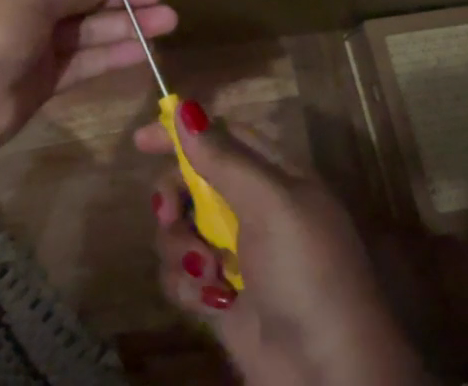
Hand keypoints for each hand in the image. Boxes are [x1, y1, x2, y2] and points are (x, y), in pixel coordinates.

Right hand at [135, 106, 429, 385]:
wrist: (326, 371)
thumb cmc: (306, 272)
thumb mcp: (270, 204)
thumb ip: (223, 156)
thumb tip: (185, 108)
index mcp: (276, 177)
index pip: (223, 136)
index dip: (183, 133)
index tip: (141, 140)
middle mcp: (254, 209)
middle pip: (192, 182)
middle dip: (174, 197)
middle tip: (170, 215)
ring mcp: (235, 253)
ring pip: (179, 229)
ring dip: (180, 248)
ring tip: (205, 272)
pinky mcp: (219, 293)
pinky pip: (179, 273)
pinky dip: (185, 284)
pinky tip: (208, 300)